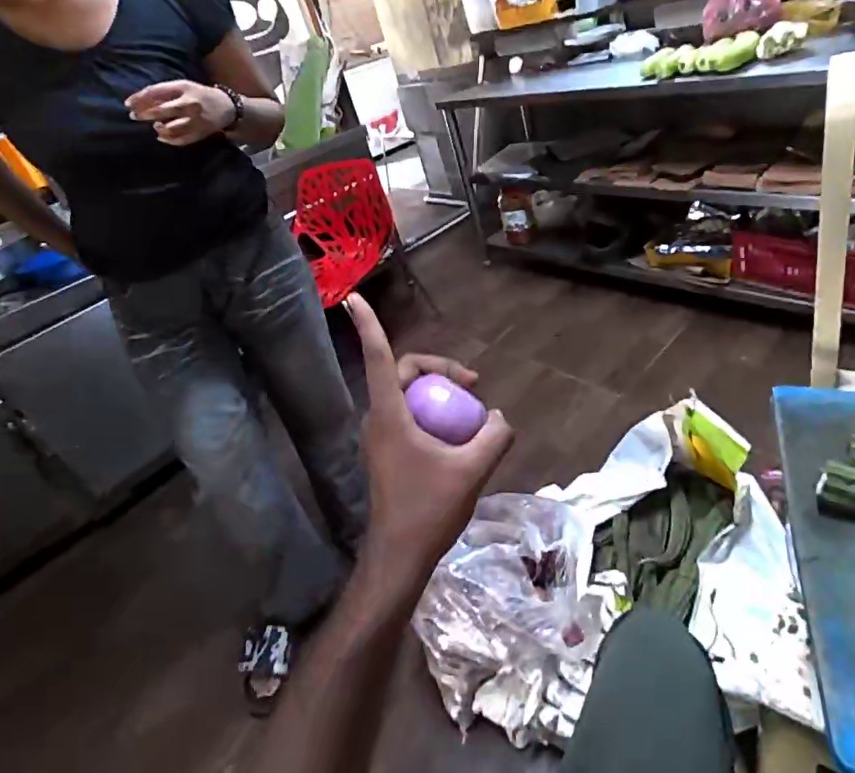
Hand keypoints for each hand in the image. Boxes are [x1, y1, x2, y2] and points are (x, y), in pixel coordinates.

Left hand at [126, 80, 235, 145]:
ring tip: (155, 127)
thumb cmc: (199, 95)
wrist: (226, 107)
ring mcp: (196, 120)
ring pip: (170, 128)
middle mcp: (190, 103)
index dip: (139, 99)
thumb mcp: (183, 87)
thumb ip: (164, 93)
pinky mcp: (200, 133)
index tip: (127, 104)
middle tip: (134, 117)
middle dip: (144, 114)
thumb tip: (139, 102)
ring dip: (158, 128)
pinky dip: (168, 139)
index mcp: (184, 88)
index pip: (156, 92)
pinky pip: (180, 140)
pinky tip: (162, 136)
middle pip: (161, 111)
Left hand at [345, 294, 512, 586]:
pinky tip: (456, 437)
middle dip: (439, 367)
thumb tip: (500, 416)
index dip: (367, 324)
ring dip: (437, 393)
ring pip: (406, 394)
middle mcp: (378, 418)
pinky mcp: (385, 451)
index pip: (378, 357)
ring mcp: (379, 435)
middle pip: (404, 371)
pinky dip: (432, 414)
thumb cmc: (429, 510)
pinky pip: (408, 416)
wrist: (398, 556)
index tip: (353, 298)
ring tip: (470, 413)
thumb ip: (494, 437)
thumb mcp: (473, 471)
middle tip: (473, 386)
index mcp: (389, 414)